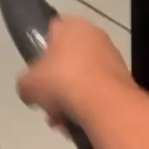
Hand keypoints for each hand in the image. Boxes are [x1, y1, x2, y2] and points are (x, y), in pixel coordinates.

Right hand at [16, 16, 133, 126]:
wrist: (103, 103)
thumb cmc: (61, 82)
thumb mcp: (28, 85)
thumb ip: (26, 84)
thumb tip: (31, 91)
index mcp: (72, 26)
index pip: (52, 31)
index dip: (42, 51)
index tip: (38, 73)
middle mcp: (95, 34)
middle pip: (68, 60)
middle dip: (56, 84)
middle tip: (49, 104)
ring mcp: (111, 56)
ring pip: (82, 79)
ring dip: (70, 99)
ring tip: (62, 121)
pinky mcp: (122, 78)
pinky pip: (97, 91)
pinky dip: (87, 106)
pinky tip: (78, 122)